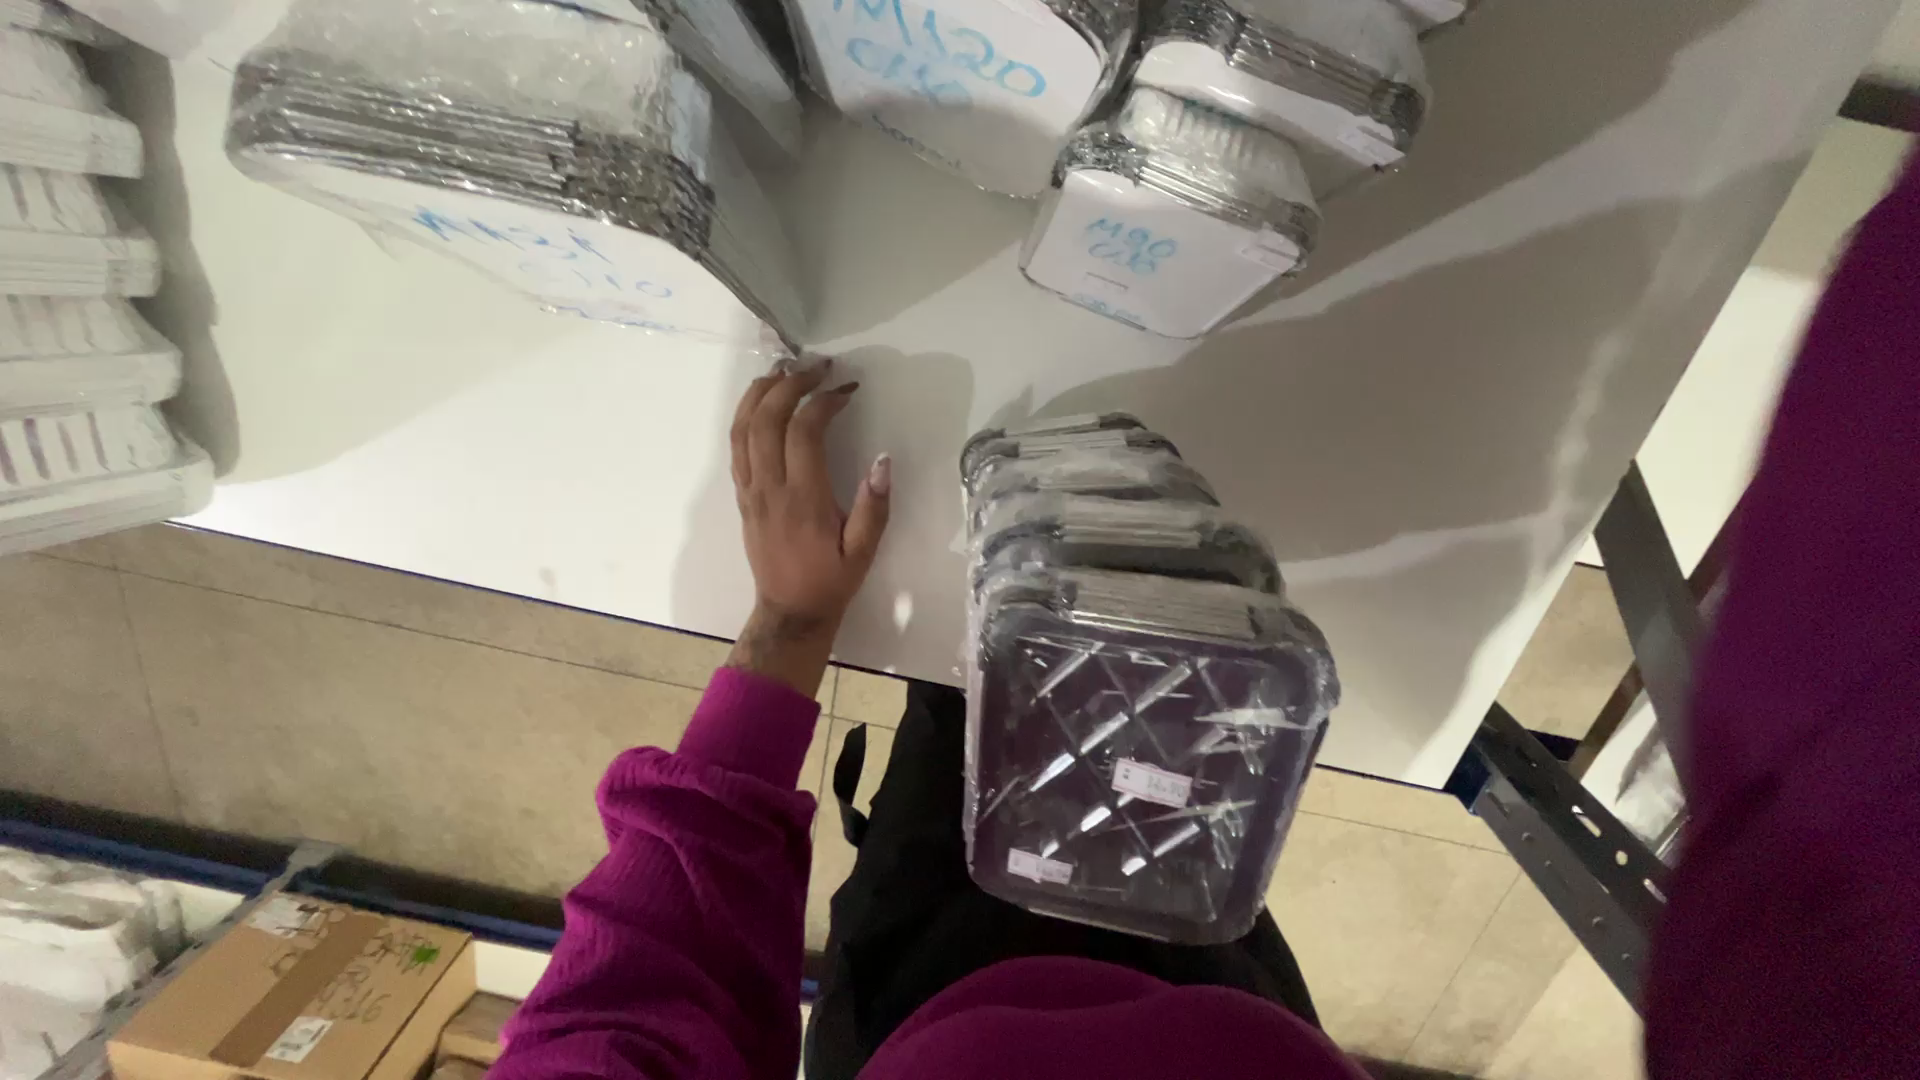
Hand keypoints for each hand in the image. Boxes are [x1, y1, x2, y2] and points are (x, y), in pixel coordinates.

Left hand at [725, 356, 891, 696]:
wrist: (789, 611)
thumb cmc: (831, 580)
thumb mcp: (864, 551)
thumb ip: (875, 505)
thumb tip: (883, 459)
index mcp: (803, 499)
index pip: (804, 432)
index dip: (824, 401)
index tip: (847, 389)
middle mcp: (770, 488)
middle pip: (767, 419)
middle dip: (791, 383)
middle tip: (818, 366)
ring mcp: (750, 489)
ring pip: (743, 427)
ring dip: (761, 391)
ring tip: (785, 368)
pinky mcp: (742, 494)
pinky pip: (736, 445)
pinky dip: (747, 414)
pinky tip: (764, 400)